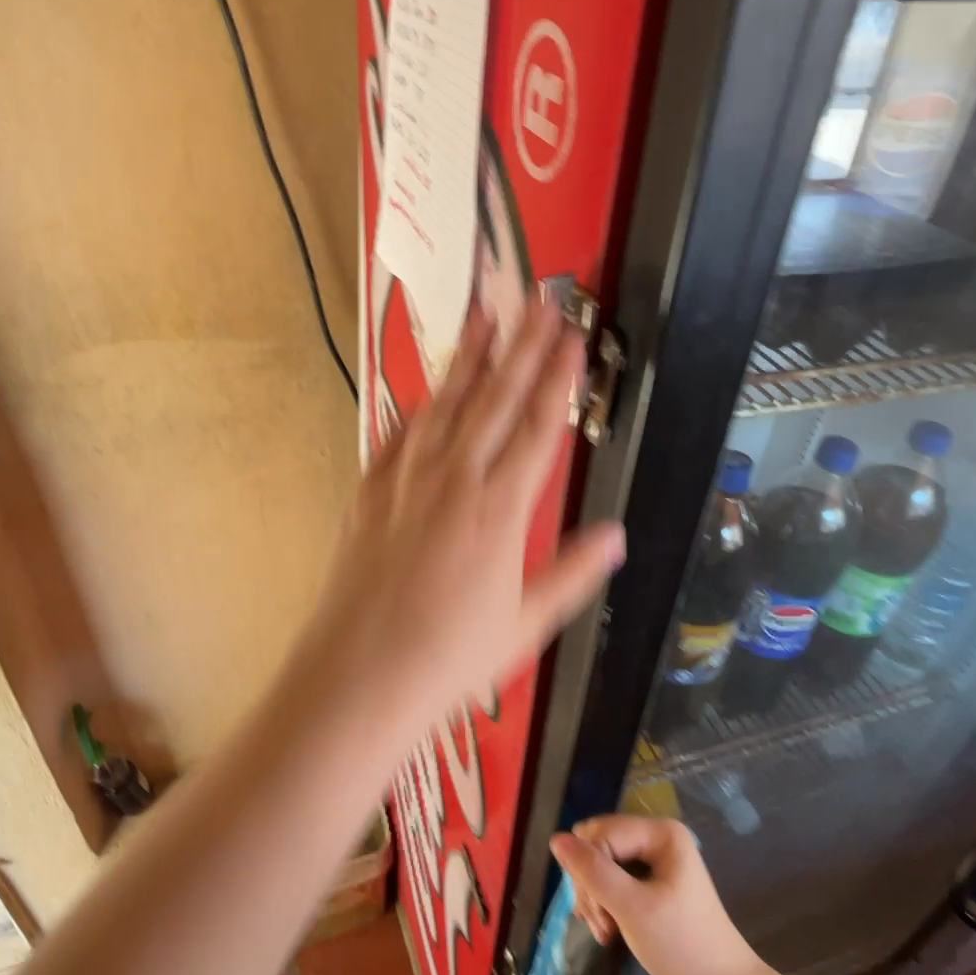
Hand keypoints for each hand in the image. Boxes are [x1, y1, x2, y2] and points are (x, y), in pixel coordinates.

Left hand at [299, 298, 625, 736]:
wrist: (360, 675)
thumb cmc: (450, 657)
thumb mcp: (526, 623)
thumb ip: (572, 572)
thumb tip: (615, 535)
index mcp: (499, 509)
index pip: (538, 427)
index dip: (557, 377)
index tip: (571, 335)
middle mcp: (453, 480)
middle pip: (494, 399)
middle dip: (520, 345)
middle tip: (538, 299)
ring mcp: (406, 481)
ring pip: (445, 405)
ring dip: (467, 357)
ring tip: (483, 313)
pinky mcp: (370, 492)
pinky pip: (399, 436)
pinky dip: (418, 408)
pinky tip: (427, 390)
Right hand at [551, 815, 789, 974]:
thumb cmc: (682, 946)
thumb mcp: (633, 908)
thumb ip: (593, 872)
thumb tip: (555, 839)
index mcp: (660, 832)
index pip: (599, 834)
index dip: (589, 871)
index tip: (600, 915)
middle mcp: (655, 837)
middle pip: (597, 845)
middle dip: (591, 886)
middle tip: (602, 924)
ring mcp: (653, 859)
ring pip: (600, 864)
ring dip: (595, 899)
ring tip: (606, 931)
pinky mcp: (650, 881)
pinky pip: (611, 879)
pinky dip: (604, 904)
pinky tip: (608, 928)